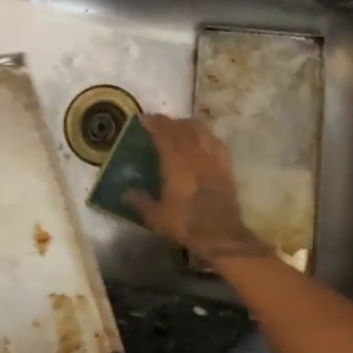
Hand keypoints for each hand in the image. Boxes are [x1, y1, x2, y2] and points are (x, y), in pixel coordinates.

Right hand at [125, 115, 272, 264]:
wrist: (221, 234)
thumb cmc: (186, 224)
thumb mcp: (157, 217)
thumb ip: (141, 202)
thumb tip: (126, 193)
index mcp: (176, 164)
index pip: (164, 135)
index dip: (154, 124)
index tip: (143, 118)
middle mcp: (195, 155)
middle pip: (182, 128)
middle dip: (168, 121)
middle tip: (158, 120)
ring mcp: (213, 158)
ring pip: (200, 131)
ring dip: (187, 124)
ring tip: (179, 125)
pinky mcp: (226, 166)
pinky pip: (215, 142)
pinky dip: (205, 135)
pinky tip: (202, 138)